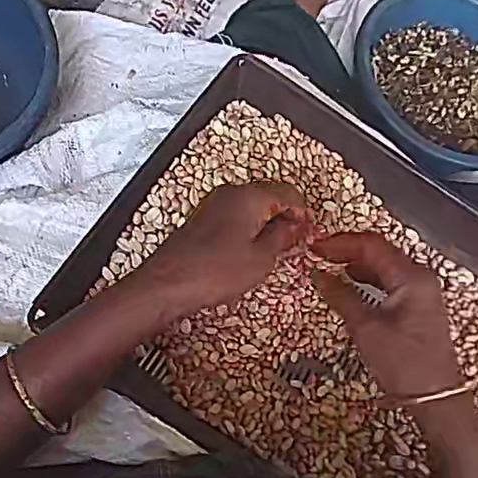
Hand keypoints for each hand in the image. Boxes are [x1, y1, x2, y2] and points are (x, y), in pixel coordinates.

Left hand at [133, 182, 310, 321]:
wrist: (167, 284)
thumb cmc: (214, 272)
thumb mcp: (261, 259)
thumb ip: (281, 238)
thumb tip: (293, 227)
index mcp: (249, 197)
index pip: (288, 193)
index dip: (303, 212)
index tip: (311, 229)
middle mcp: (230, 194)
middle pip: (268, 196)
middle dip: (286, 216)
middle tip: (298, 239)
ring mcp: (214, 205)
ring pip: (251, 207)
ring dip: (267, 222)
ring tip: (278, 248)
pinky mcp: (202, 220)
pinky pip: (235, 217)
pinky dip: (249, 228)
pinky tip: (253, 249)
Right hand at [310, 232, 462, 398]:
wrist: (434, 396)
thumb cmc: (401, 363)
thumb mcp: (365, 328)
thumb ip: (341, 296)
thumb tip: (318, 274)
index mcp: (411, 277)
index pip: (372, 245)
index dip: (340, 242)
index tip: (313, 247)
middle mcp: (420, 277)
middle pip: (380, 251)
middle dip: (347, 250)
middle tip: (318, 254)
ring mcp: (422, 291)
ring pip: (385, 266)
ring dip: (357, 263)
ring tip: (329, 266)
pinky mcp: (419, 306)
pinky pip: (391, 282)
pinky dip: (369, 279)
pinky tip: (351, 284)